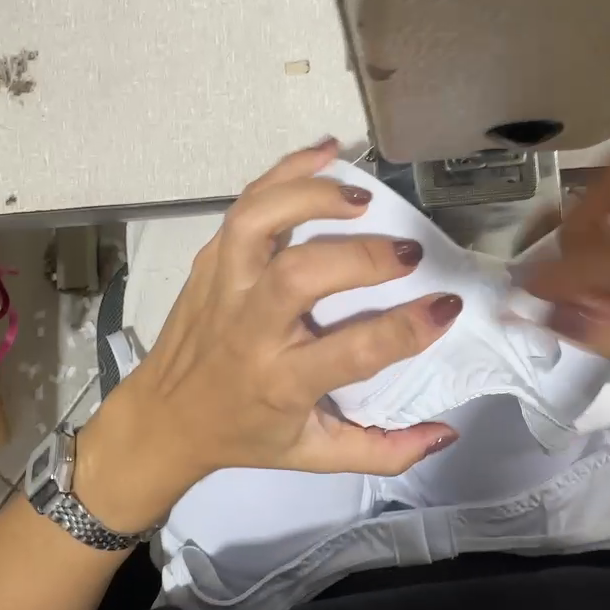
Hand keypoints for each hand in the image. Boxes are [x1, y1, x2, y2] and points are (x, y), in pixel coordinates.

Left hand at [73, 139, 464, 533]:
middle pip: (300, 275)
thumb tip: (445, 433)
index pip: (352, 351)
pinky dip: (282, 171)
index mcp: (281, 381)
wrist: (163, 419)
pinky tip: (324, 153)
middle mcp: (250, 329)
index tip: (446, 306)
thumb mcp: (312, 456)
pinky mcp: (209, 261)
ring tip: (363, 198)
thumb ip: (381, 451)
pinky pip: (242, 206)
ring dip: (312, 197)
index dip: (406, 328)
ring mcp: (223, 288)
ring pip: (257, 224)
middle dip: (363, 258)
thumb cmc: (246, 434)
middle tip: (409, 253)